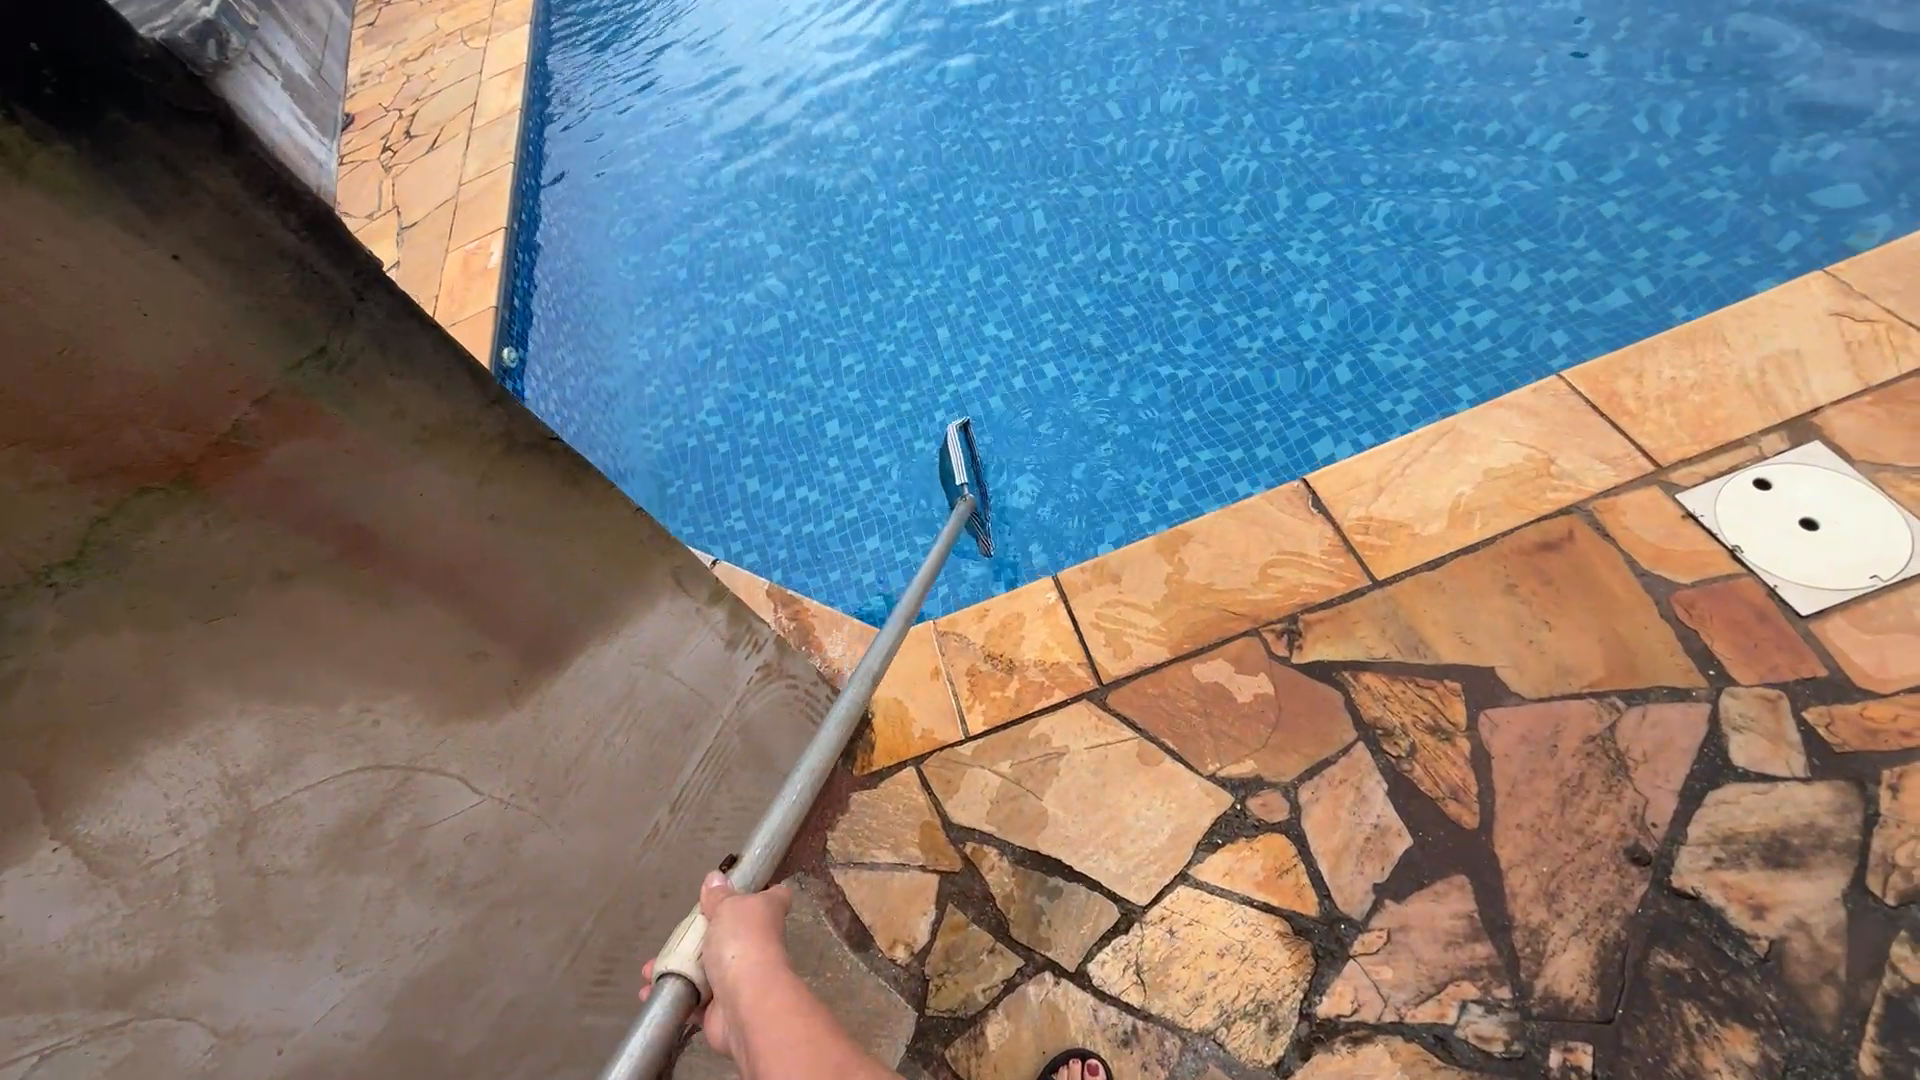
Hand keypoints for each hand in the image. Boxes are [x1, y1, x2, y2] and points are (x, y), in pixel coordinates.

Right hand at [642, 872, 794, 1058]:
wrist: (745, 1003)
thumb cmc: (743, 942)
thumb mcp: (729, 906)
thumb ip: (719, 896)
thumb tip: (716, 877)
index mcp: (766, 912)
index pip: (773, 895)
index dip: (760, 890)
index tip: (739, 888)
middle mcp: (758, 943)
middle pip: (730, 932)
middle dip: (700, 935)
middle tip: (675, 935)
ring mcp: (740, 976)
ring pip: (707, 966)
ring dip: (679, 966)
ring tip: (650, 968)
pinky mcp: (721, 1005)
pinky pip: (693, 997)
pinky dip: (674, 993)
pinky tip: (650, 990)